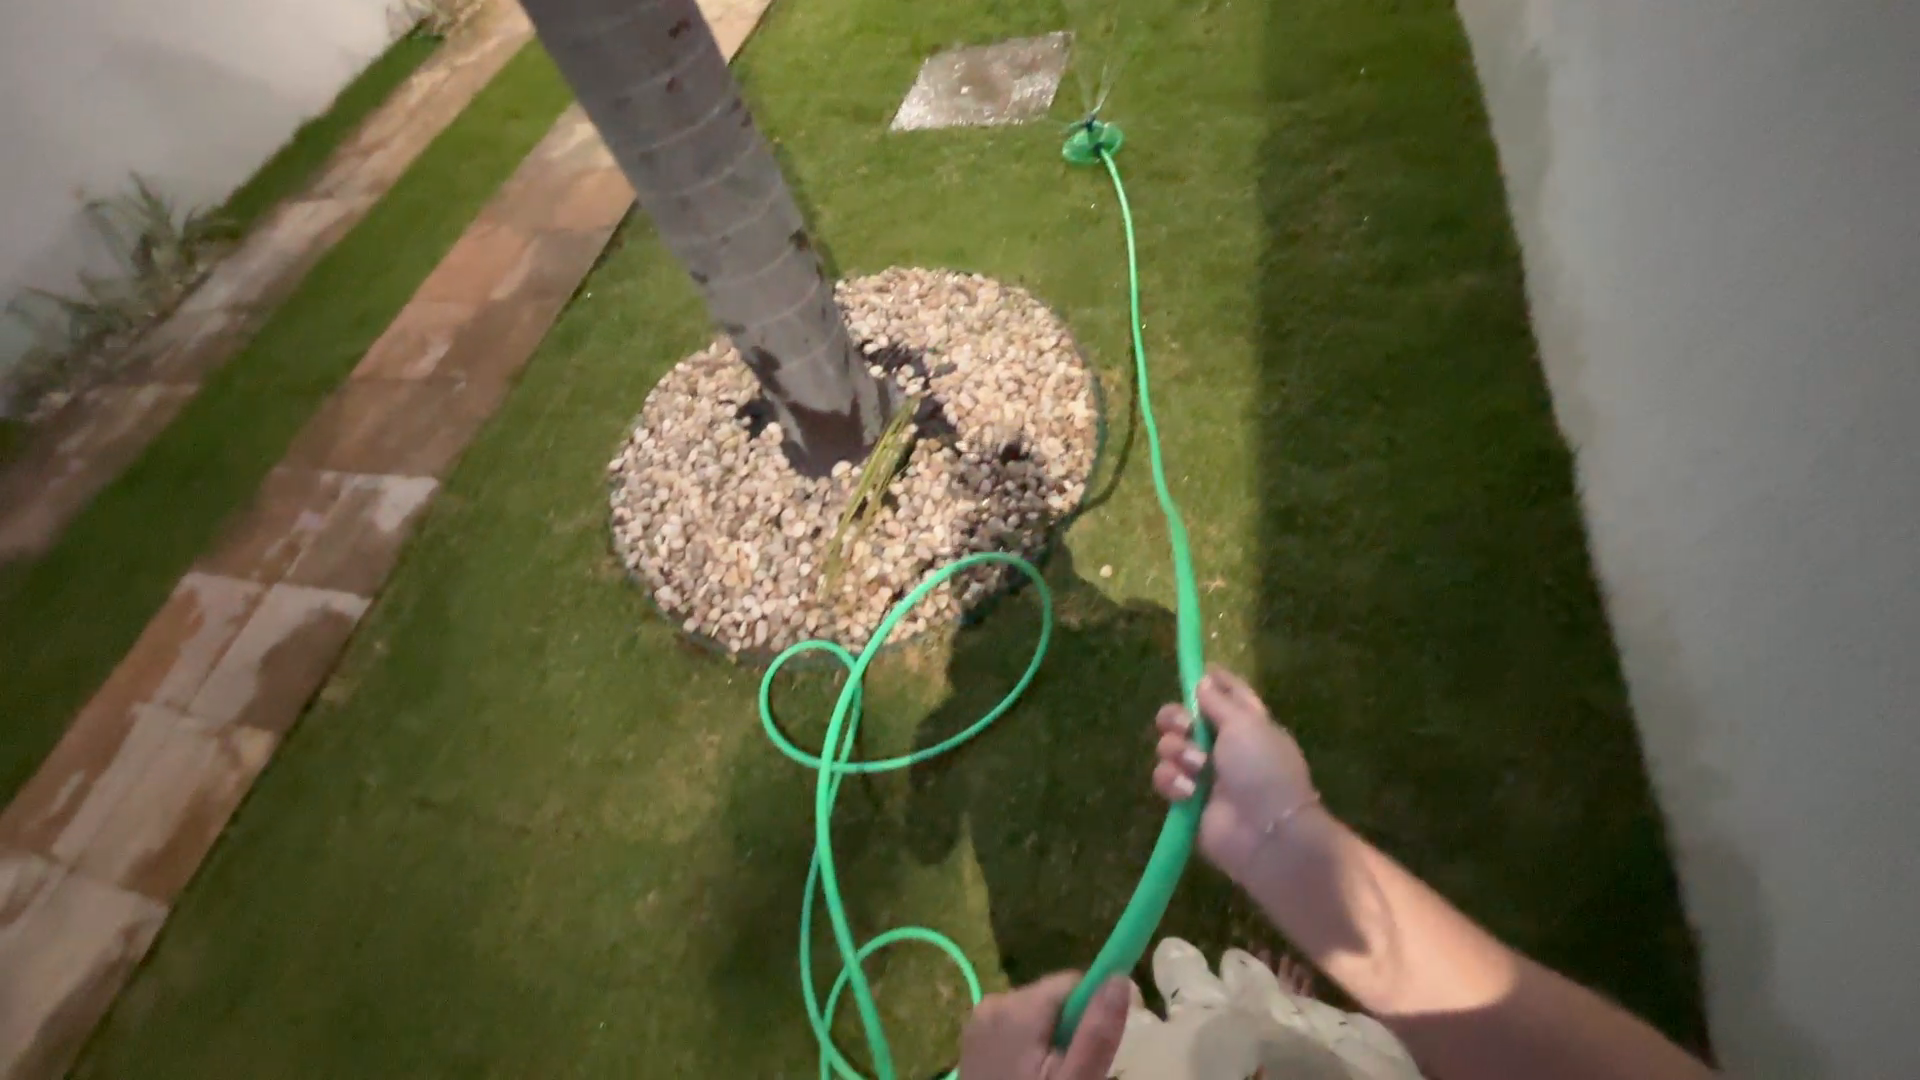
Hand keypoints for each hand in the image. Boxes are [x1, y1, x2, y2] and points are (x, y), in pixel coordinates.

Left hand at [957, 972, 1128, 1078]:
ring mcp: (979, 1020)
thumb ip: (1097, 1032)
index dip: (1094, 1009)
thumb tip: (1120, 978)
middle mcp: (994, 1000)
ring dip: (1051, 1040)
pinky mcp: (973, 1038)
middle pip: (1053, 999)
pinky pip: (1015, 1027)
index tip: (1100, 1045)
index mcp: (1018, 1007)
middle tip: (1074, 1073)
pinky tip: (1030, 1078)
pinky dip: (1029, 1046)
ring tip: (1052, 1079)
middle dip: (1070, 1029)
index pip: (1072, 982)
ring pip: (1036, 1013)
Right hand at [1152, 666, 1321, 885]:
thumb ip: (1219, 701)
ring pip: (1169, 747)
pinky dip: (1173, 781)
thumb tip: (1202, 681)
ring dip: (1177, 752)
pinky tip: (1188, 792)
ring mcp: (1203, 774)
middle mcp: (1223, 746)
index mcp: (1246, 724)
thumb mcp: (1245, 724)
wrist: (1266, 832)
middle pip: (1184, 719)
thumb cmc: (1263, 770)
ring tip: (1196, 767)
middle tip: (1185, 727)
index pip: (1228, 694)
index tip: (1196, 670)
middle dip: (1176, 718)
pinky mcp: (1186, 800)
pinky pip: (1165, 778)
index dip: (1212, 681)